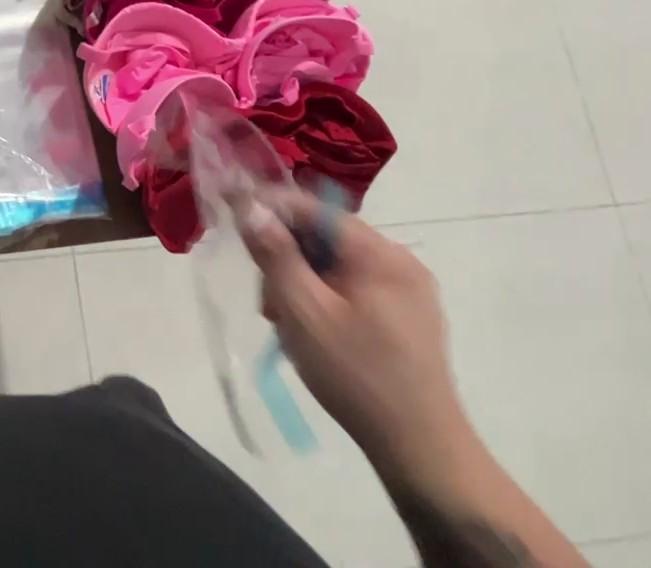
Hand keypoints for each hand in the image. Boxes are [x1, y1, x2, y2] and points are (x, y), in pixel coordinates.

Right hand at [242, 193, 471, 473]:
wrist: (418, 445)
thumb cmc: (354, 372)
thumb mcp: (302, 310)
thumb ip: (275, 254)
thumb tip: (250, 206)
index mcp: (379, 254)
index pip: (314, 209)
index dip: (269, 210)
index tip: (232, 221)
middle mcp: (400, 262)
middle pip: (325, 237)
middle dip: (286, 258)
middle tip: (267, 302)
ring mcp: (408, 291)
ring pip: (336, 265)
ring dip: (302, 282)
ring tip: (287, 323)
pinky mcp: (408, 317)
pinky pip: (354, 288)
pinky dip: (324, 298)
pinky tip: (313, 331)